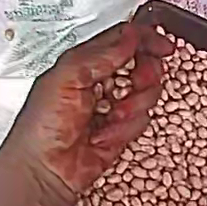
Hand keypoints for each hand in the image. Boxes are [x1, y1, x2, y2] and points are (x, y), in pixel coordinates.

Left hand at [0, 17, 175, 205]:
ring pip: (148, 93)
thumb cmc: (42, 125)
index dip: (146, 39)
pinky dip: (126, 129)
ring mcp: (115, 105)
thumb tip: (130, 36)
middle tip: (137, 82)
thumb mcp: (66, 77)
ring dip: (133, 105)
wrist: (45, 168)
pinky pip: (143, 120)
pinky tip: (103, 135)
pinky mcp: (123, 129)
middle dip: (146, 74)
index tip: (164, 46)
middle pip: (144, 64)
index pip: (123, 39)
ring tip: (111, 116)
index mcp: (86, 61)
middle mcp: (103, 81)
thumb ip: (100, 55)